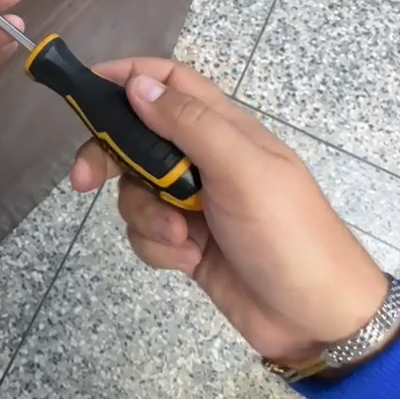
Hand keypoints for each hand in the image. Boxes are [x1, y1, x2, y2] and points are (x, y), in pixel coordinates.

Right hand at [68, 58, 386, 362]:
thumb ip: (187, 122)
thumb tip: (136, 84)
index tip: (84, 89)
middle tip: (82, 179)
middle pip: (134, 137)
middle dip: (107, 157)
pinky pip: (145, 231)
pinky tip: (188, 260)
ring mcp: (192, 200)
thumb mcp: (241, 169)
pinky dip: (158, 247)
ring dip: (147, 216)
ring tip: (181, 239)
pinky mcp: (184, 240)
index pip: (167, 81)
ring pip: (134, 190)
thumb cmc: (287, 233)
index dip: (127, 76)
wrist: (317, 321)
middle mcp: (202, 157)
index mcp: (221, 127)